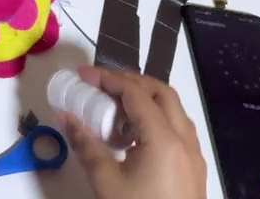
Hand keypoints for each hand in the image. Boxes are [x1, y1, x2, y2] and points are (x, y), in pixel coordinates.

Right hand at [63, 66, 207, 198]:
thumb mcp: (106, 182)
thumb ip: (85, 144)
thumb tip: (65, 116)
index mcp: (164, 140)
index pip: (135, 93)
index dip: (107, 78)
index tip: (82, 76)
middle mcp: (185, 142)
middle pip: (162, 93)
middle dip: (130, 81)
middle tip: (102, 85)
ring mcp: (194, 158)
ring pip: (173, 111)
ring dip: (145, 100)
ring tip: (115, 110)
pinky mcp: (194, 172)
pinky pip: (178, 130)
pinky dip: (156, 120)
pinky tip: (133, 137)